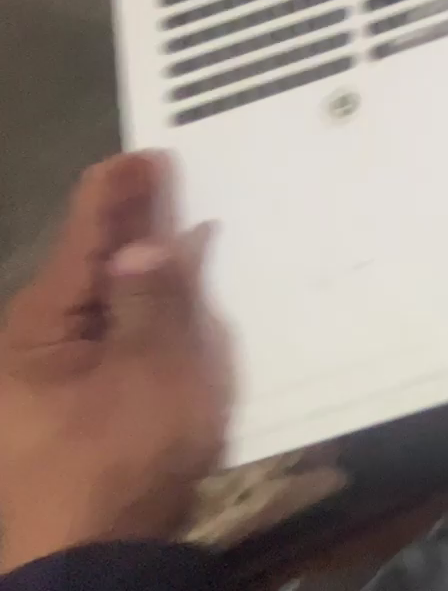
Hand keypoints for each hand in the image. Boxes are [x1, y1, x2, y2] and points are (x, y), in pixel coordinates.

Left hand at [0, 153, 230, 571]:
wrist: (93, 546)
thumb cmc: (124, 449)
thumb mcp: (151, 372)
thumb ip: (152, 305)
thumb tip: (143, 244)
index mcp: (41, 332)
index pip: (85, 247)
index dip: (113, 201)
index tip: (137, 157)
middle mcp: (33, 345)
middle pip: (83, 267)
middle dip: (117, 223)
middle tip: (151, 178)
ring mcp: (50, 374)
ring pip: (94, 296)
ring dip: (128, 258)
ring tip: (159, 222)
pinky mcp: (76, 396)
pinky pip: (107, 325)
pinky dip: (136, 296)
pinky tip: (157, 288)